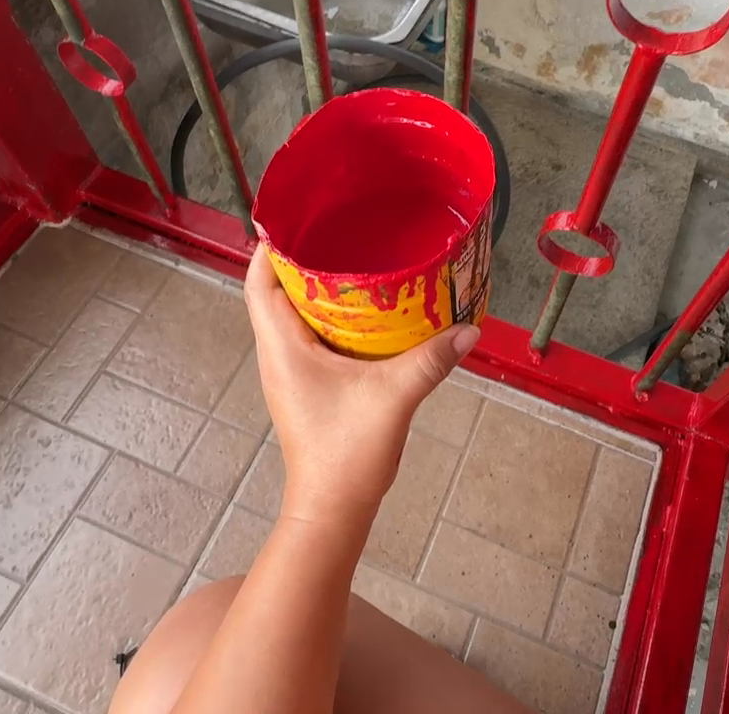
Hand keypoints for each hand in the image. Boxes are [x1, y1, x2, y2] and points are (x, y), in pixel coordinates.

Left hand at [243, 244, 479, 527]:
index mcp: (282, 349)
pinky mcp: (308, 384)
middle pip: (275, 292)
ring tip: (354, 259)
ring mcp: (291, 371)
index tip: (299, 218)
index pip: (258, 285)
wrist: (332, 510)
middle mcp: (279, 354)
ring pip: (293, 313)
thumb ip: (430, 361)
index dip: (270, 248)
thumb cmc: (347, 454)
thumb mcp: (393, 399)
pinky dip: (331, 313)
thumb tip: (470, 329)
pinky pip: (311, 334)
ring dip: (316, 287)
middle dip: (300, 258)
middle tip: (339, 229)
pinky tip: (367, 310)